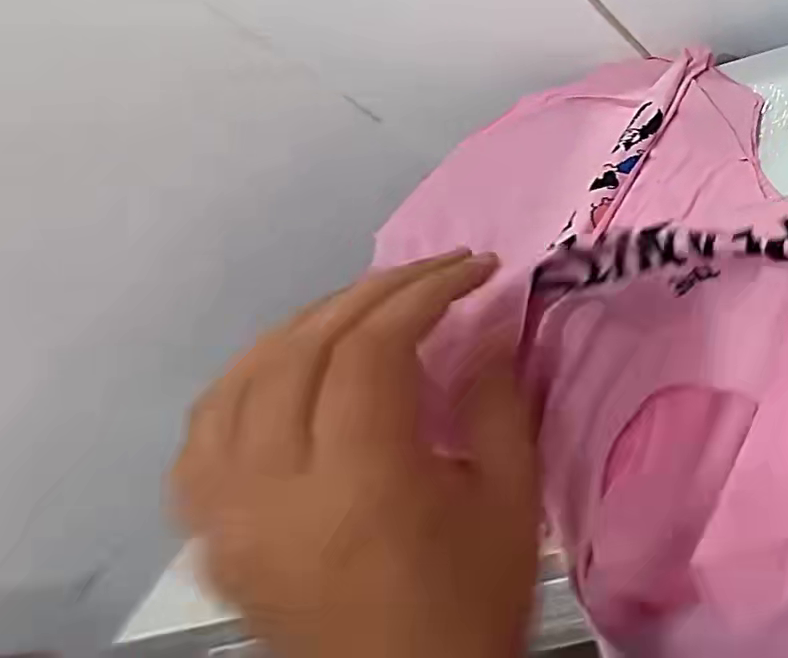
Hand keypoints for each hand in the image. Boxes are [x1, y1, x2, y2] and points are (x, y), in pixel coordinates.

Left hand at [170, 250, 538, 657]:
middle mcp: (274, 493)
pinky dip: (255, 373)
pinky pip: (205, 432)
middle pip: (301, 353)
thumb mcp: (512, 491)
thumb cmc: (474, 590)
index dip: (428, 292)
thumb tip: (491, 331)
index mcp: (363, 483)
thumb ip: (497, 404)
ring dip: (312, 320)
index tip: (481, 268)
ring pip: (238, 383)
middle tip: (443, 268)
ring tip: (378, 298)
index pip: (371, 351)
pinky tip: (301, 359)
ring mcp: (227, 515)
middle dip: (379, 290)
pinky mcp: (213, 533)